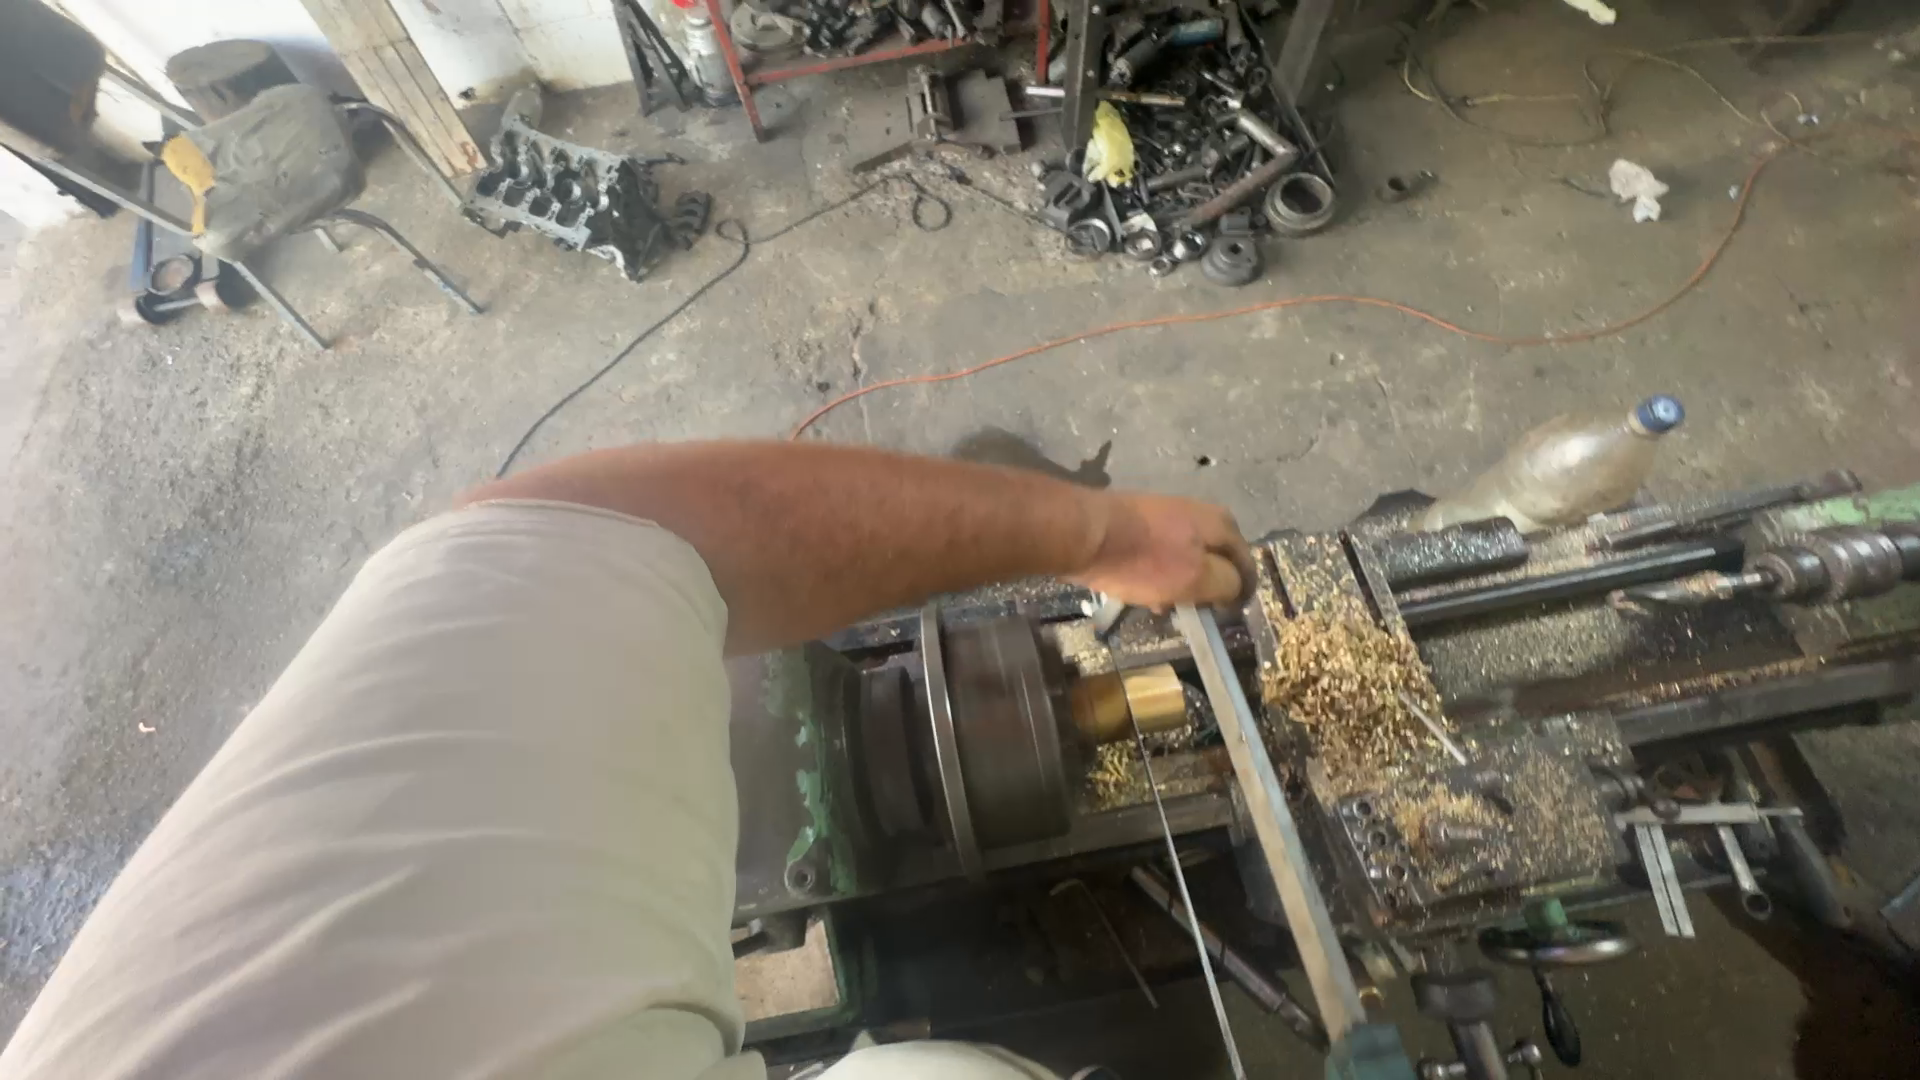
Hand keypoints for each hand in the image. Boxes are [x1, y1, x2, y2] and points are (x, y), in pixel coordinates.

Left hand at [1071, 492, 1251, 611]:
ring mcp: (1166, 516)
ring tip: (1162, 606)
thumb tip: (1236, 588)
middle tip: (1191, 612)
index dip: (1237, 594)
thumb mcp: (1198, 578)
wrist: (1085, 534)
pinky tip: (1141, 592)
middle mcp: (1199, 513)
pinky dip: (1155, 575)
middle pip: (1214, 561)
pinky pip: (1157, 556)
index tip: (1223, 616)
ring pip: (1184, 560)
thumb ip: (1227, 584)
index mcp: (1222, 523)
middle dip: (1205, 589)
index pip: (1246, 565)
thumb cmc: (1145, 559)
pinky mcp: (1138, 525)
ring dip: (1178, 585)